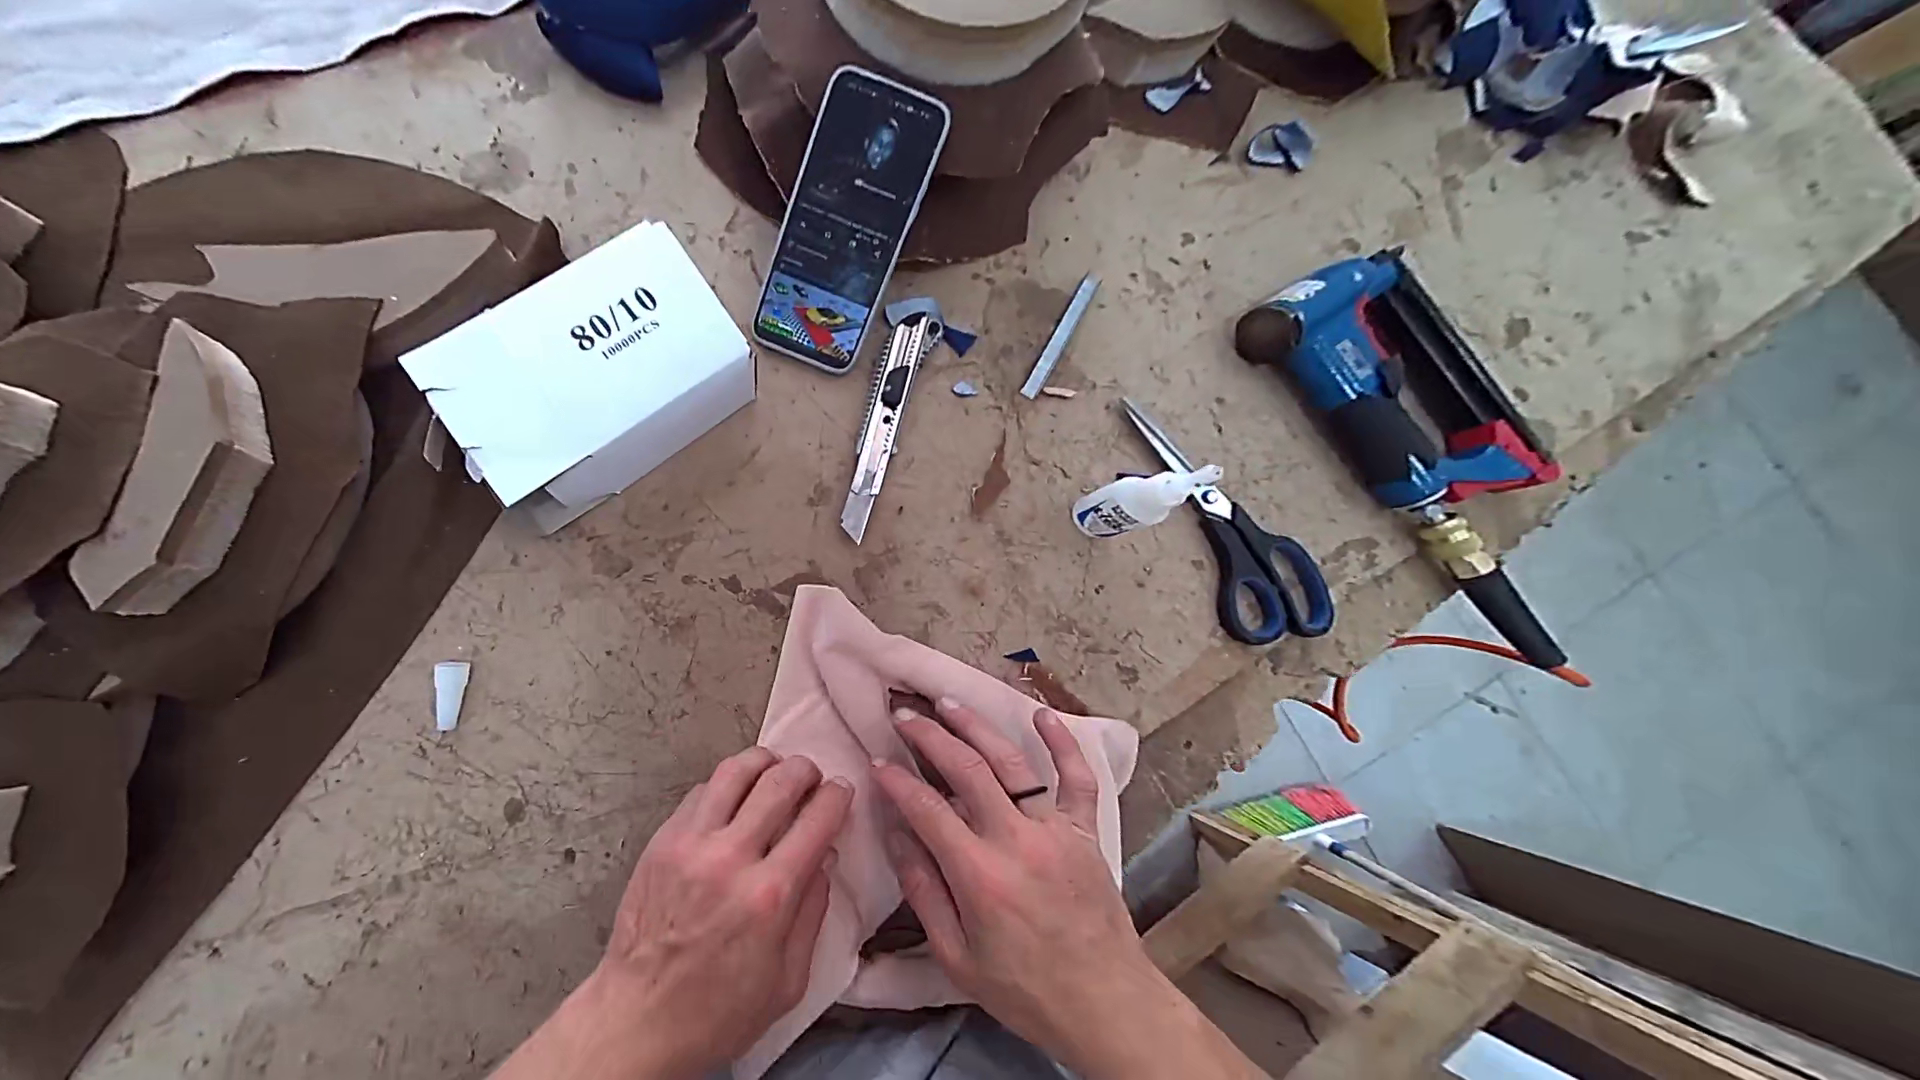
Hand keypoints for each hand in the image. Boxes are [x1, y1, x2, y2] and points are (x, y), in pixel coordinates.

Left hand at [493, 748, 852, 1079]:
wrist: (634, 1024)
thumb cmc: (719, 1012)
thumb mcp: (789, 979)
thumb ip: (814, 910)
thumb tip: (825, 855)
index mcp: (770, 895)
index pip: (819, 816)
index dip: (838, 795)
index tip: (840, 793)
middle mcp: (730, 858)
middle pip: (781, 779)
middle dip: (806, 770)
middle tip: (811, 780)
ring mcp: (689, 845)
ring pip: (736, 769)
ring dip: (765, 762)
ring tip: (774, 774)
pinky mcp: (661, 842)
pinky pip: (702, 790)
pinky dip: (727, 786)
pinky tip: (734, 803)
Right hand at [873, 701, 1260, 1079]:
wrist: (1104, 1002)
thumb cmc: (1024, 988)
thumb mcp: (957, 957)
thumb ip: (924, 892)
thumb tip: (897, 835)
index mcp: (980, 876)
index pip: (929, 811)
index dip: (898, 782)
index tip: (877, 761)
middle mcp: (1017, 841)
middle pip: (968, 771)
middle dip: (931, 738)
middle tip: (905, 716)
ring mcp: (1056, 829)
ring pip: (1012, 763)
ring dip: (977, 727)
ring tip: (949, 704)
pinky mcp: (1085, 829)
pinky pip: (1078, 777)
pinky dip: (1062, 743)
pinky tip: (1043, 714)